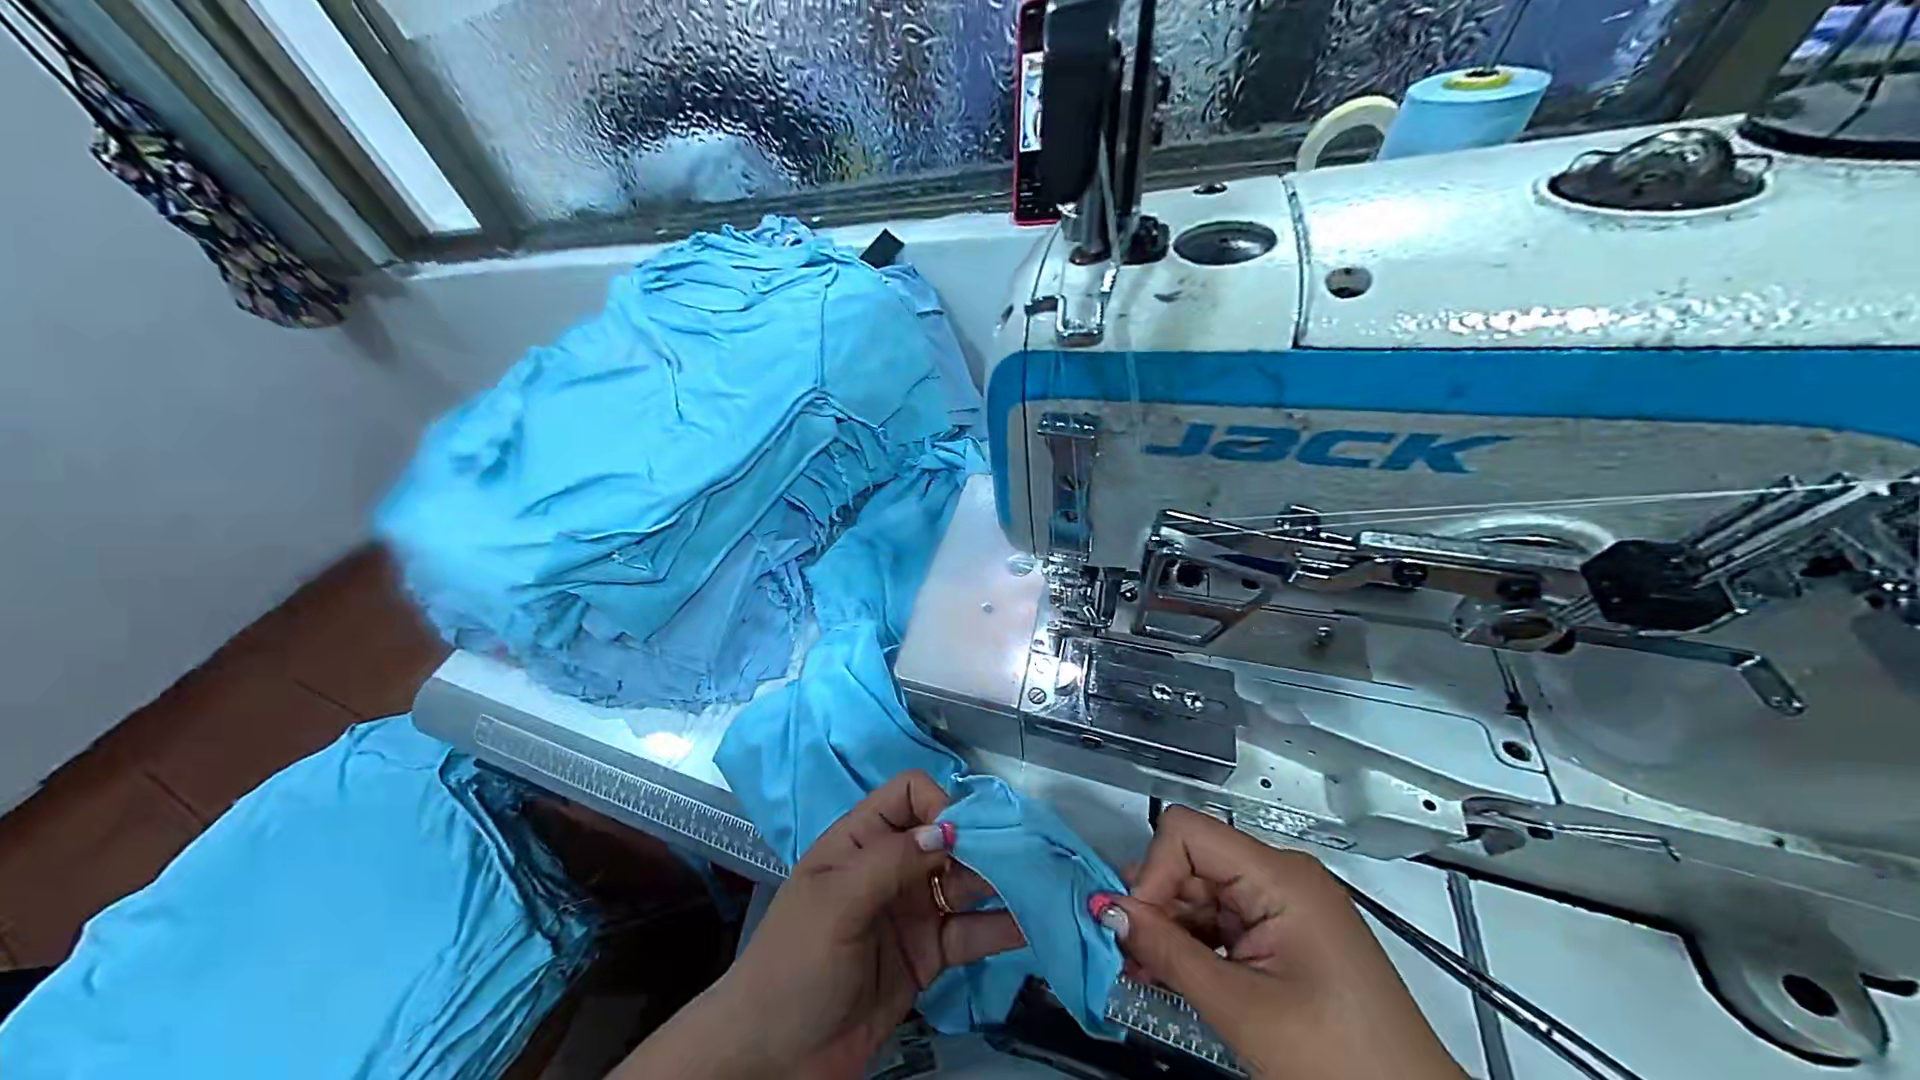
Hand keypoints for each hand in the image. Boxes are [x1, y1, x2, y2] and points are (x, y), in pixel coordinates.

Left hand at [611, 771, 1023, 1079]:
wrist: (774, 1058)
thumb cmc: (794, 964)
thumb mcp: (835, 903)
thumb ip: (890, 862)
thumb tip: (948, 828)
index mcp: (862, 840)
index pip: (910, 795)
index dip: (940, 805)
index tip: (962, 835)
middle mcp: (892, 867)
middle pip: (948, 837)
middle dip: (985, 842)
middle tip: (1027, 855)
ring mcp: (912, 911)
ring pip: (966, 883)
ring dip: (1002, 881)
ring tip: (1042, 882)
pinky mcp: (928, 955)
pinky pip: (970, 932)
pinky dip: (1001, 927)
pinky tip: (1031, 923)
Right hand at [1092, 806, 1465, 1079]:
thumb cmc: (1346, 1063)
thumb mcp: (1240, 1007)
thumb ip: (1166, 951)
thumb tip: (1109, 909)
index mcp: (1281, 877)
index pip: (1187, 834)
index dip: (1153, 873)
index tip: (1135, 924)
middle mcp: (1282, 876)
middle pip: (1191, 861)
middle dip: (1155, 904)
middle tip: (1132, 954)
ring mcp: (1284, 903)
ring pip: (1201, 891)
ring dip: (1169, 928)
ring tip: (1151, 971)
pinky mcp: (1283, 930)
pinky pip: (1221, 918)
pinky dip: (1193, 943)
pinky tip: (1178, 974)